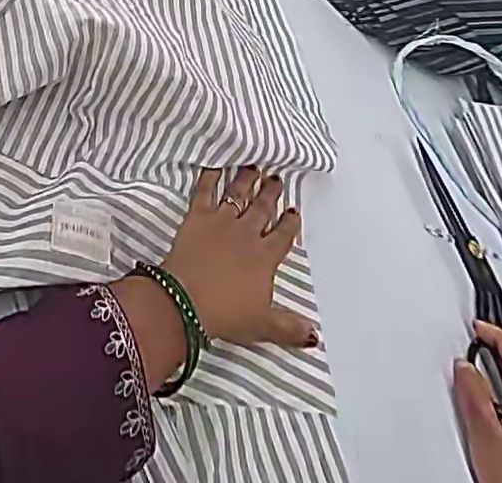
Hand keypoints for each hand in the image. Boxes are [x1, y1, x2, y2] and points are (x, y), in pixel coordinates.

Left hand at [164, 167, 316, 348]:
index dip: (290, 222)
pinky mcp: (198, 215)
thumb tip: (314, 336)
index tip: (293, 211)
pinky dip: (210, 175)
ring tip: (253, 167)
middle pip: (263, 208)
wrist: (187, 300)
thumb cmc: (225, 313)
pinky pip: (206, 189)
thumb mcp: (262, 325)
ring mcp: (222, 221)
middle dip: (271, 192)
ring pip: (238, 194)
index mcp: (264, 257)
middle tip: (276, 178)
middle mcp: (247, 234)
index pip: (283, 235)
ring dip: (247, 179)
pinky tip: (215, 164)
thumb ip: (289, 328)